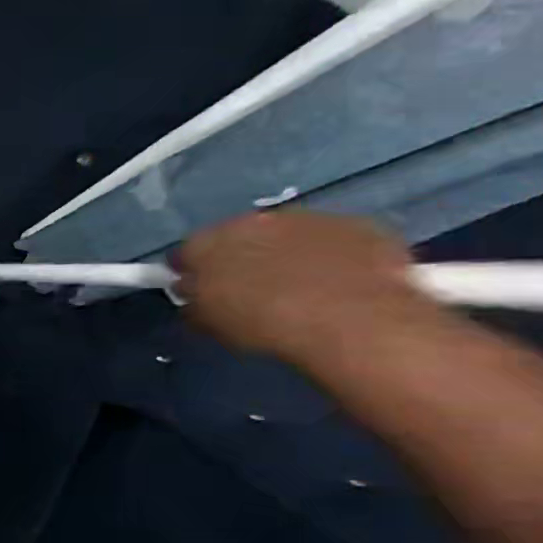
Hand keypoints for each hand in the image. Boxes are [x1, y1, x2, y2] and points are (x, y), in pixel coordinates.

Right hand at [175, 210, 436, 362]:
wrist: (354, 320)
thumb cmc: (263, 324)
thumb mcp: (208, 322)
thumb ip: (193, 299)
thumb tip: (193, 291)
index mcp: (207, 243)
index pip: (185, 252)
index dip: (190, 272)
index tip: (198, 292)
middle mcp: (253, 220)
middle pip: (236, 236)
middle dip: (237, 257)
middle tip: (247, 288)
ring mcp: (308, 218)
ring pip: (284, 235)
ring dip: (283, 253)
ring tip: (297, 287)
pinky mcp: (357, 225)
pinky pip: (331, 239)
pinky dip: (328, 255)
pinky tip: (336, 282)